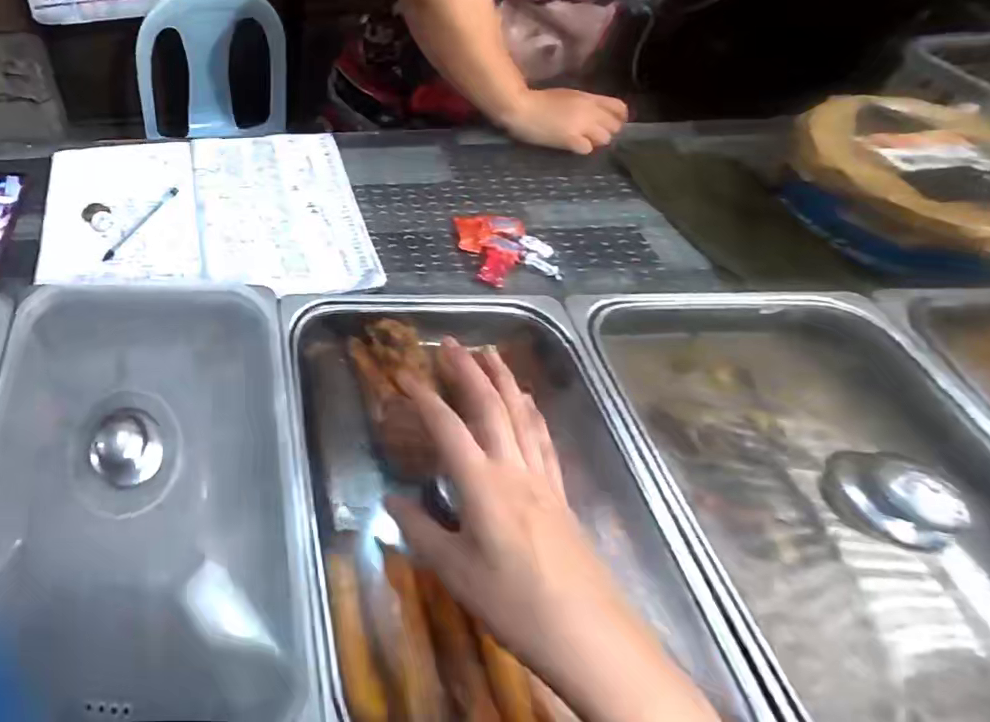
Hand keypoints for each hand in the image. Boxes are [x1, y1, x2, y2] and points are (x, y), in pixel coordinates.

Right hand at [388, 340, 719, 721]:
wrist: (599, 648)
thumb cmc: (517, 606)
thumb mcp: (455, 571)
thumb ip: (419, 529)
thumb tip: (390, 499)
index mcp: (483, 485)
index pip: (447, 427)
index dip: (422, 396)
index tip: (401, 373)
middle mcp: (515, 473)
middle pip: (492, 409)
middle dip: (470, 371)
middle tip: (451, 342)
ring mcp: (544, 485)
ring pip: (523, 419)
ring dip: (505, 382)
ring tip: (491, 355)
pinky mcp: (562, 501)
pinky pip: (544, 443)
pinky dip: (532, 415)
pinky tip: (529, 406)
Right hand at [497, 88, 627, 154]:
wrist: (518, 108)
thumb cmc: (536, 99)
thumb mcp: (566, 95)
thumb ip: (584, 103)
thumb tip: (595, 114)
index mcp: (590, 98)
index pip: (620, 108)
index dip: (618, 117)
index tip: (610, 122)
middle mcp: (590, 112)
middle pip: (614, 126)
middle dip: (606, 130)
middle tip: (591, 133)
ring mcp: (581, 127)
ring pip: (604, 139)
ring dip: (595, 140)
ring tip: (581, 140)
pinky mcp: (570, 140)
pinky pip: (587, 148)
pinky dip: (582, 148)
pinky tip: (571, 145)